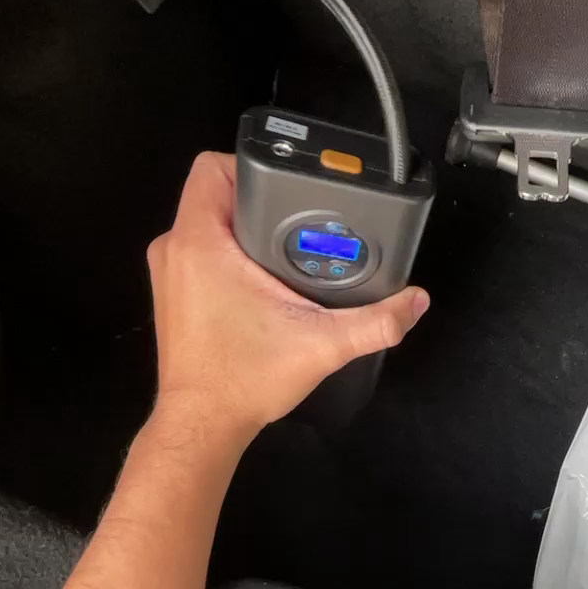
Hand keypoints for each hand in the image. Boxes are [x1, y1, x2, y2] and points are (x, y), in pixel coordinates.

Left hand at [146, 152, 429, 439]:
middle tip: (302, 221)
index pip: (212, 167)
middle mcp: (176, 248)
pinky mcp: (174, 295)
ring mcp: (170, 273)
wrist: (203, 424)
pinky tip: (267, 281)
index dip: (252, 164)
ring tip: (290, 250)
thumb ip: (377, 321)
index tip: (291, 185)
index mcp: (201, 243)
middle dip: (260, 200)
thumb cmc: (247, 378)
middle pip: (214, 193)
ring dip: (246, 229)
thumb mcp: (323, 345)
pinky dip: (232, 254)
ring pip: (208, 224)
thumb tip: (417, 301)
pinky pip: (202, 251)